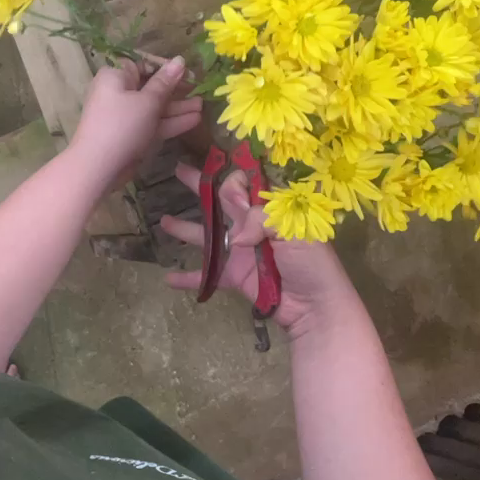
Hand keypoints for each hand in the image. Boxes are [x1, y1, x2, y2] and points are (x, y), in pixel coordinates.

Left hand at [64, 58, 202, 195]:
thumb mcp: (147, 101)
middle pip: (150, 87)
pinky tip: (194, 120)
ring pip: (153, 107)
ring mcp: (124, 115)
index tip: (189, 72)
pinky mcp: (130, 134)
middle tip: (200, 89)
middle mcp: (117, 93)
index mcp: (115, 76)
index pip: (143, 65)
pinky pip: (152, 123)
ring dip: (177, 107)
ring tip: (203, 105)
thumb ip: (165, 83)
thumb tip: (179, 60)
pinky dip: (170, 122)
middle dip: (176, 90)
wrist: (98, 167)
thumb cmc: (122, 125)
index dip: (167, 68)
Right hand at [160, 165, 363, 339]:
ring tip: (163, 221)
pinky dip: (188, 278)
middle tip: (178, 170)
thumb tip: (235, 233)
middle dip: (200, 185)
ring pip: (207, 235)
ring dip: (184, 228)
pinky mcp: (235, 276)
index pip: (245, 185)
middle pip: (220, 201)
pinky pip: (207, 275)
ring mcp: (241, 251)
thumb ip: (260, 219)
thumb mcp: (292, 231)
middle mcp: (252, 225)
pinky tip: (168, 278)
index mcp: (270, 210)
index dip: (231, 183)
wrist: (316, 309)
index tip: (226, 193)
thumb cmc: (312, 265)